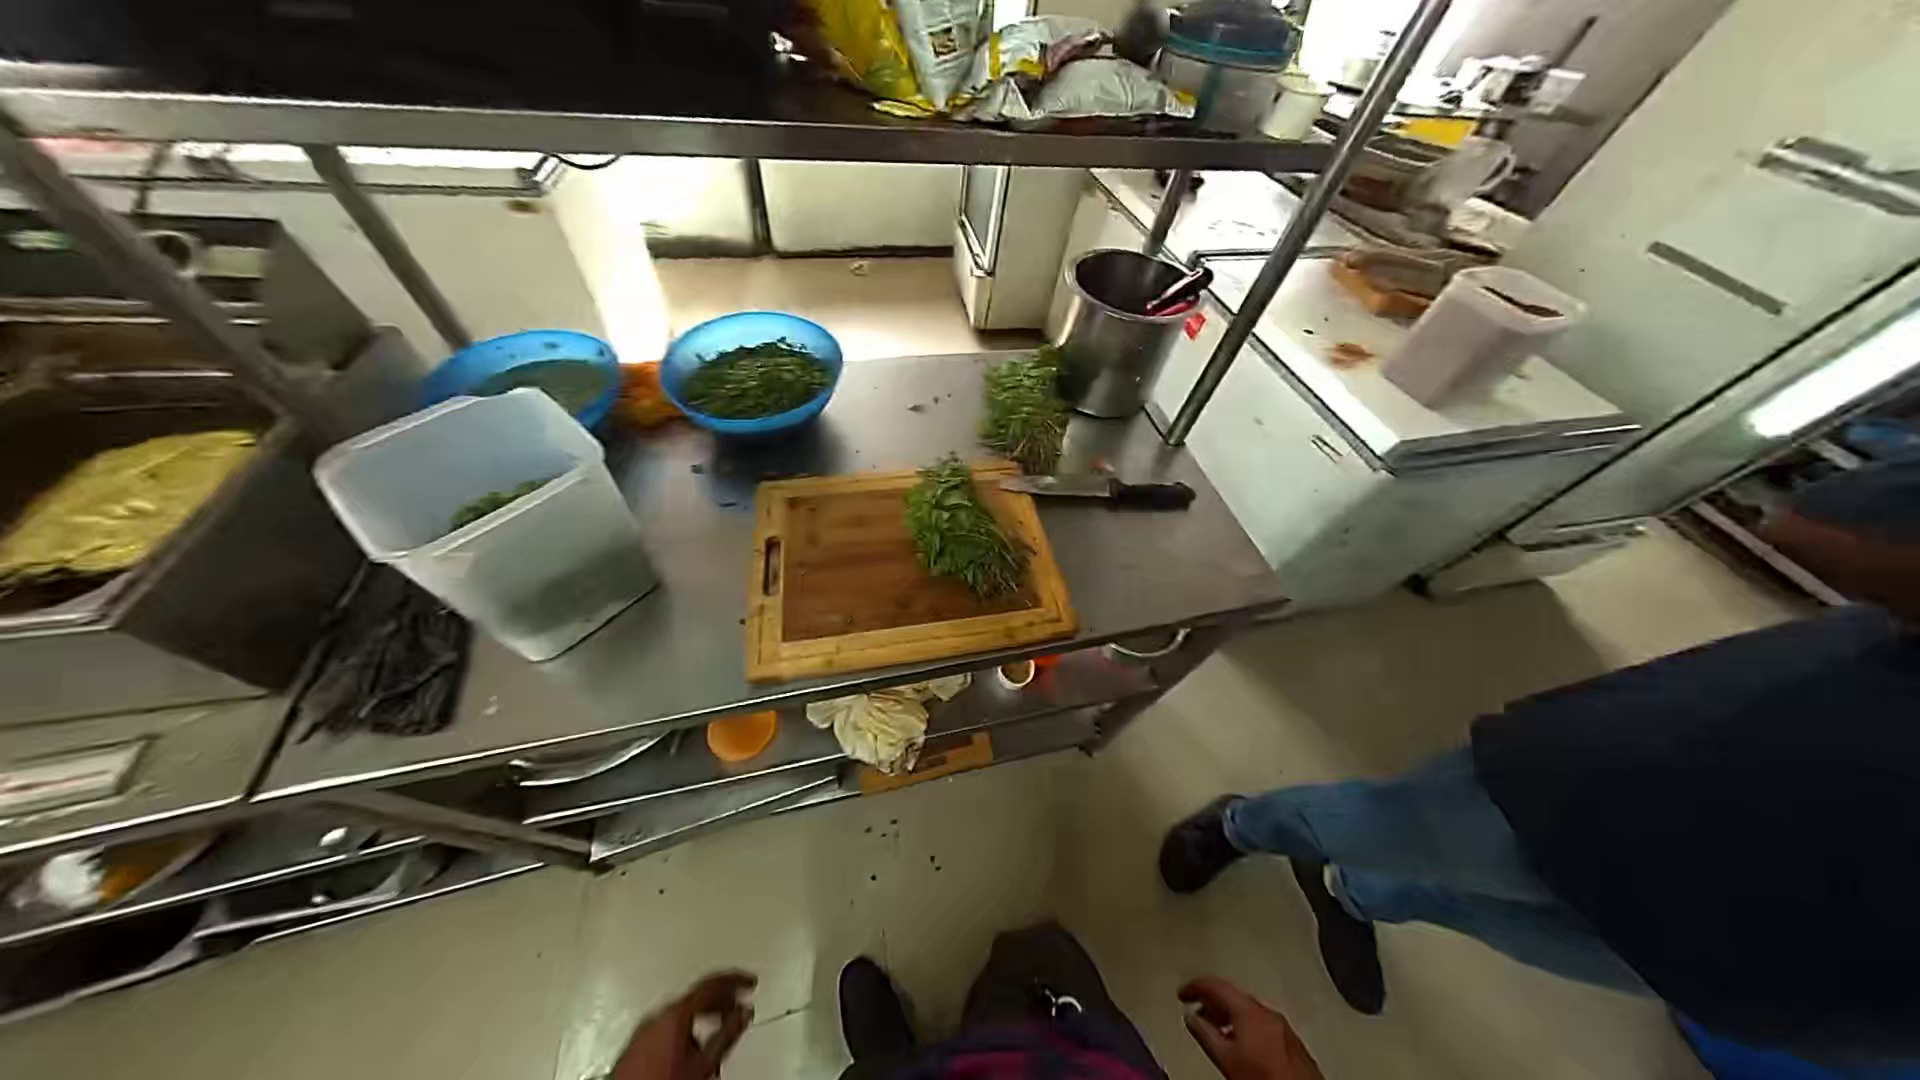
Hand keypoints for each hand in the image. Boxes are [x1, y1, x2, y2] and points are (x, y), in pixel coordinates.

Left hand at [613, 971, 757, 1079]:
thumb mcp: (703, 1062)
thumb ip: (727, 1033)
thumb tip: (745, 1011)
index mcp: (675, 1010)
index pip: (712, 982)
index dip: (735, 979)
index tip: (749, 982)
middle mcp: (658, 1013)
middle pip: (697, 996)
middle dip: (721, 1000)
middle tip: (738, 1005)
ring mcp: (643, 1029)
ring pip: (682, 1011)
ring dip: (704, 1016)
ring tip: (718, 1031)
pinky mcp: (635, 1044)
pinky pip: (667, 1025)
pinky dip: (685, 1027)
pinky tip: (692, 1046)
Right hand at [1179, 977, 1324, 1079]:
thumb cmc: (1265, 1079)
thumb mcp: (1225, 1059)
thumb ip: (1204, 1034)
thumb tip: (1190, 1018)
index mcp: (1250, 1010)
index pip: (1216, 985)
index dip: (1195, 986)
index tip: (1182, 993)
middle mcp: (1267, 1012)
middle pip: (1233, 996)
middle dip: (1212, 1001)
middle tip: (1195, 1008)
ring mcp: (1283, 1027)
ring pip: (1248, 1010)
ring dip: (1228, 1015)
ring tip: (1214, 1028)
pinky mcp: (1293, 1043)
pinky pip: (1262, 1024)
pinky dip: (1245, 1026)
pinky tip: (1240, 1043)